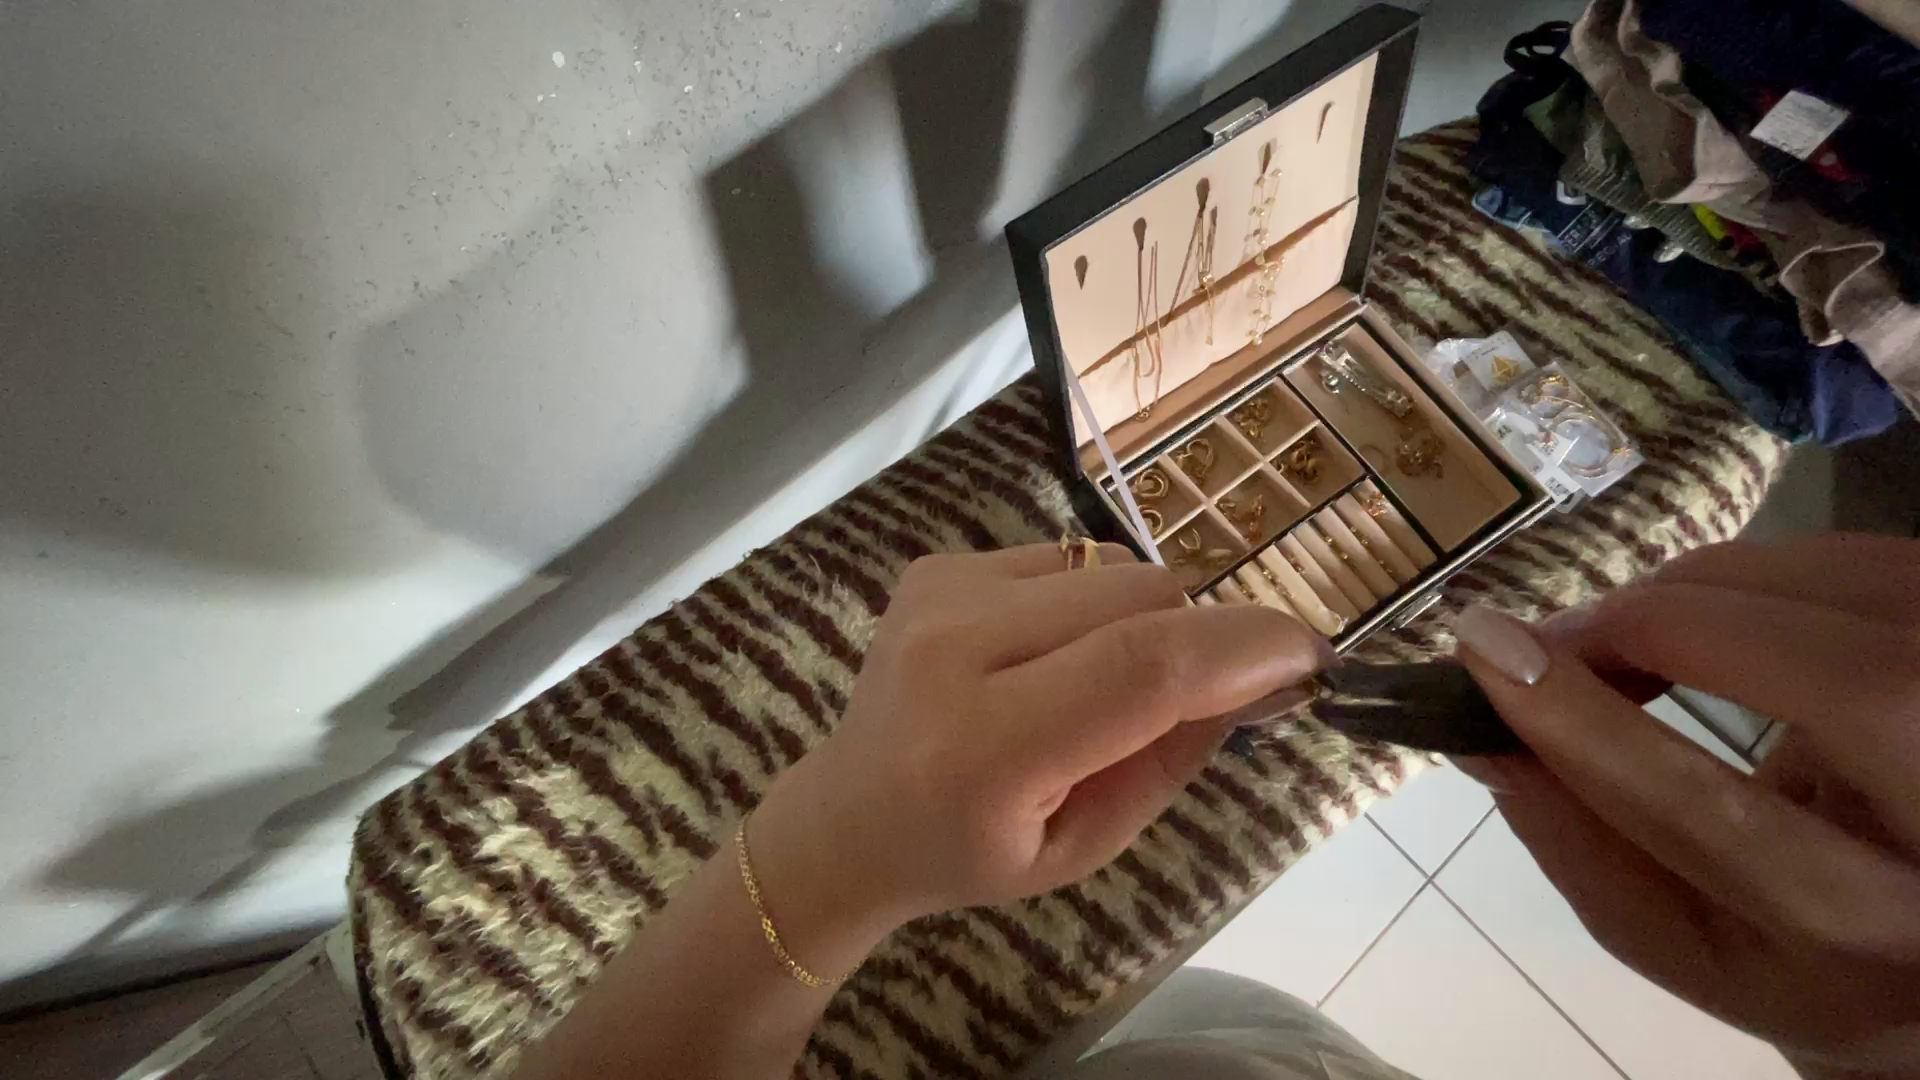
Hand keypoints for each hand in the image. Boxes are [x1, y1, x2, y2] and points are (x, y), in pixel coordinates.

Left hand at [749, 543, 1332, 946]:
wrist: (851, 813)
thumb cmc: (970, 851)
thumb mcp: (1089, 842)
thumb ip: (1176, 755)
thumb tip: (1260, 674)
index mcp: (986, 748)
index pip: (1143, 668)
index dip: (1245, 649)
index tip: (1310, 655)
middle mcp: (952, 648)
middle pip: (1137, 595)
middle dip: (1195, 635)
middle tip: (1182, 693)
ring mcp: (938, 592)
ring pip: (1109, 564)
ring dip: (1137, 616)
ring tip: (1092, 677)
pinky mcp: (936, 566)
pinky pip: (1062, 559)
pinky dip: (1085, 600)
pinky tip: (1039, 651)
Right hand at [1451, 534, 1919, 1077]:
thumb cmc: (1789, 950)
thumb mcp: (1670, 930)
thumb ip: (1564, 835)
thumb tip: (1470, 733)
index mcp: (1866, 939)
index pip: (1708, 810)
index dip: (1580, 715)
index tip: (1480, 643)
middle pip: (1852, 686)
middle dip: (1657, 624)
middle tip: (1567, 638)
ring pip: (1866, 596)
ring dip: (1701, 589)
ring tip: (1636, 632)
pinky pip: (1872, 566)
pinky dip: (1760, 574)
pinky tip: (1716, 620)